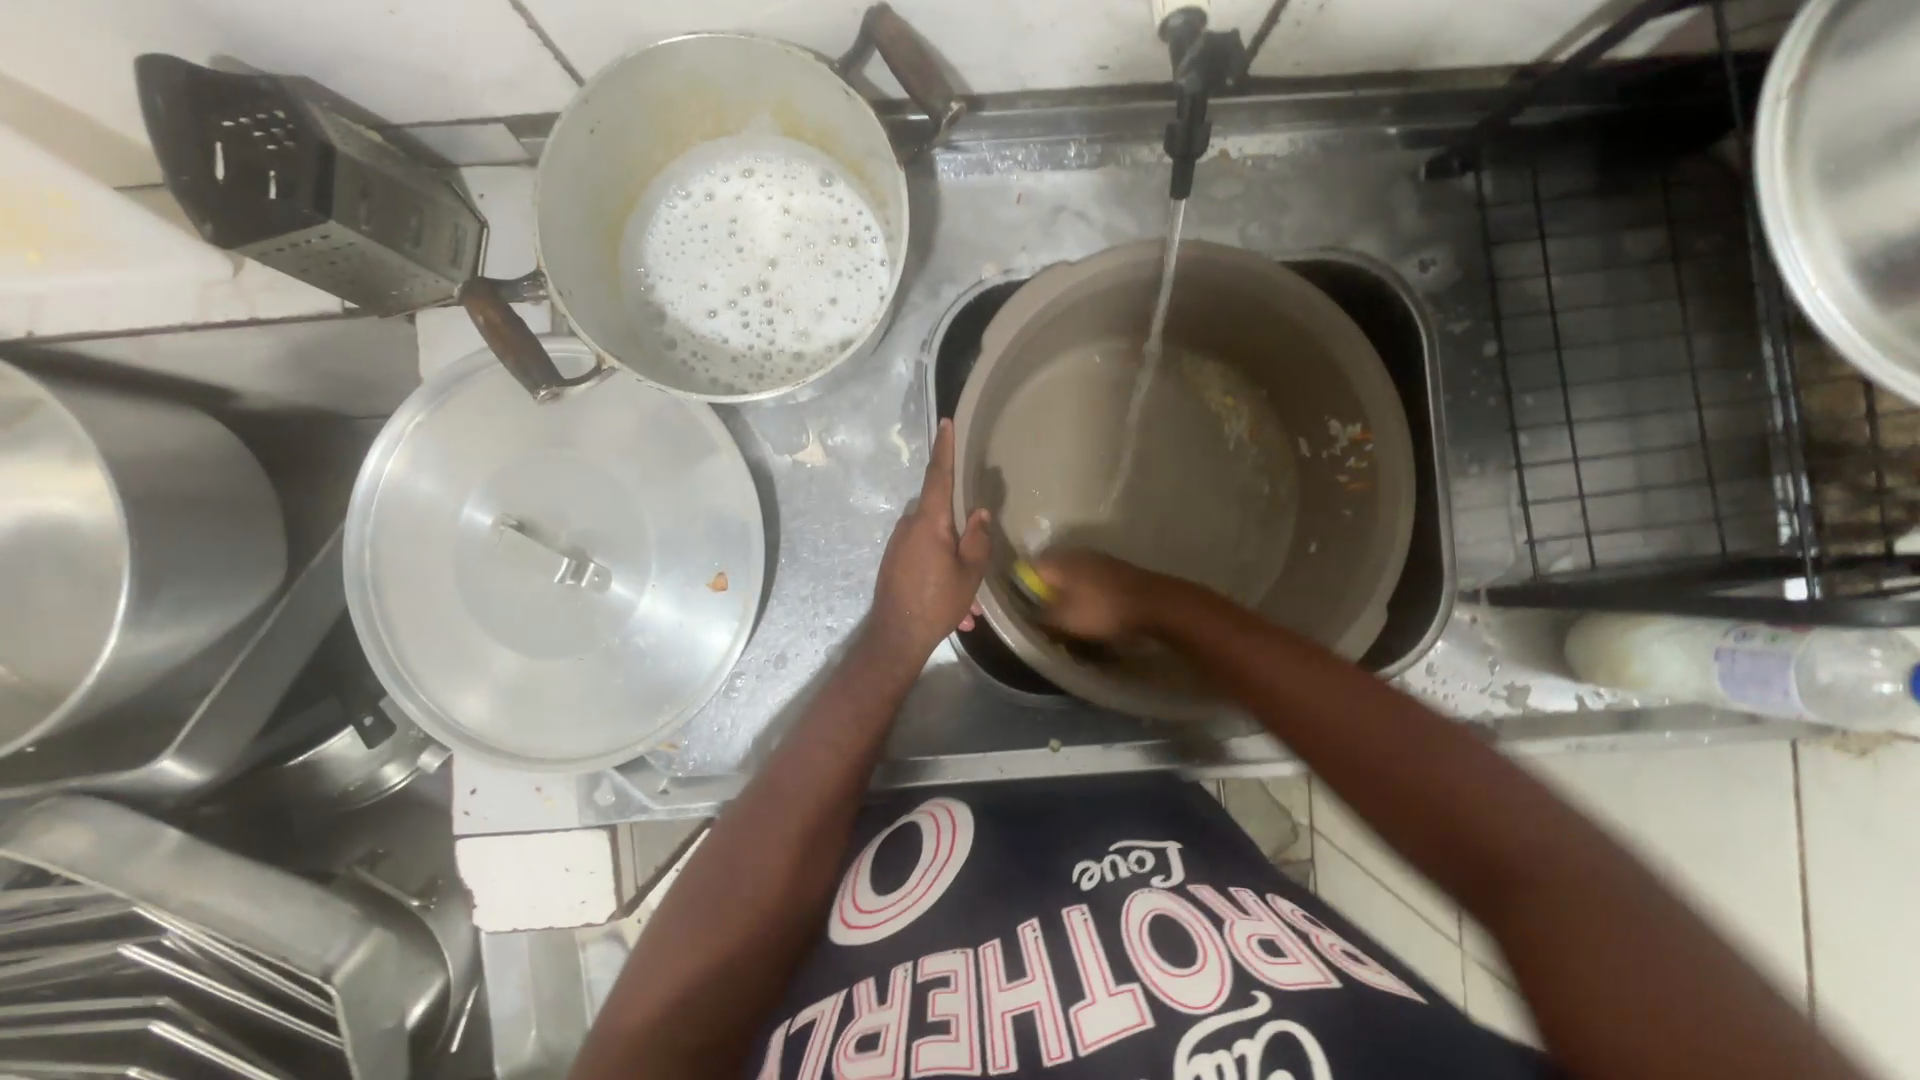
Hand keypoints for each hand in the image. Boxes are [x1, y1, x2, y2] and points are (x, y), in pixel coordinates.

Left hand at [870, 419, 990, 658]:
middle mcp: (909, 525)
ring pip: (934, 541)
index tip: (945, 422)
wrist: (895, 636)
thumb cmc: (937, 602)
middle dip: (961, 537)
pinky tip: (953, 609)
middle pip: (941, 515)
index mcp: (929, 521)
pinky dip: (940, 574)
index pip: (938, 475)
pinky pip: (923, 556)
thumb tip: (979, 514)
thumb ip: (977, 539)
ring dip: (952, 564)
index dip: (944, 448)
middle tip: (976, 567)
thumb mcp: (970, 573)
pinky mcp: (893, 560)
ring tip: (966, 604)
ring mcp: (898, 543)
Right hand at [1028, 548, 1164, 641]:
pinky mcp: (1117, 571)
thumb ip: (1041, 617)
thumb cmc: (1102, 609)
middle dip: (1048, 595)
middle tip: (1049, 619)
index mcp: (1058, 561)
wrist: (1154, 604)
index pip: (1029, 568)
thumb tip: (1031, 616)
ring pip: (1074, 579)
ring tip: (1073, 622)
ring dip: (1070, 598)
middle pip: (1052, 574)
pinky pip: (1093, 585)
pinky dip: (1089, 599)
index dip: (1024, 589)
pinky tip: (1095, 616)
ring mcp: (1099, 560)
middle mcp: (1076, 554)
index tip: (1027, 609)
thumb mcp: (1063, 620)